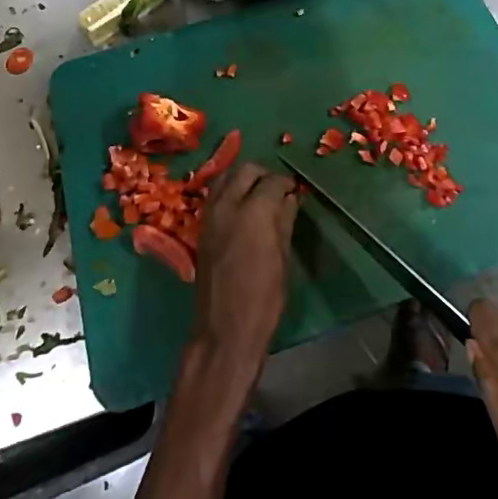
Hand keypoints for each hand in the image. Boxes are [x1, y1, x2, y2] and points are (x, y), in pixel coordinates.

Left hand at [129, 163, 297, 498]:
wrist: (226, 328)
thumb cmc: (264, 298)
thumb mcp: (283, 258)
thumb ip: (285, 221)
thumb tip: (291, 198)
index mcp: (253, 211)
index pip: (272, 181)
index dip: (287, 183)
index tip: (295, 191)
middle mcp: (227, 204)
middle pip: (245, 170)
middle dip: (264, 174)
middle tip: (279, 189)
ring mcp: (210, 213)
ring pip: (226, 177)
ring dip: (244, 179)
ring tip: (261, 196)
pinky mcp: (202, 225)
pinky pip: (216, 194)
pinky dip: (230, 191)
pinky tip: (244, 208)